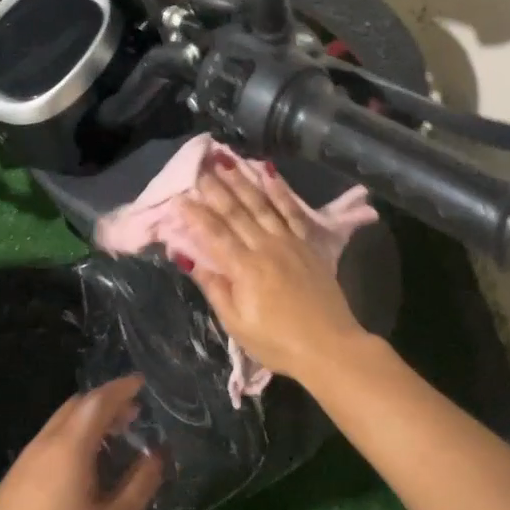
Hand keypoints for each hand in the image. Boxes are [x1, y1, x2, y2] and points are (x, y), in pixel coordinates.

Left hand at [0, 375, 162, 509]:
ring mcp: (20, 464)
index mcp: (67, 447)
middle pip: (74, 408)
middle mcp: (41, 445)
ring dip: (84, 424)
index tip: (141, 382)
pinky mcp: (9, 484)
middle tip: (132, 415)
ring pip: (56, 426)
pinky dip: (67, 441)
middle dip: (104, 404)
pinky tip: (78, 470)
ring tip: (109, 442)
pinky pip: (43, 446)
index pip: (97, 401)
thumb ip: (139, 487)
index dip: (120, 388)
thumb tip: (158, 455)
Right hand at [183, 159, 372, 383]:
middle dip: (215, 188)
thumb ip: (215, 287)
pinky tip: (269, 174)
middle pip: (236, 212)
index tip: (178, 196)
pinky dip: (280, 191)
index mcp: (245, 269)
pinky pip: (292, 210)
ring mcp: (289, 242)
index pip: (214, 234)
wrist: (330, 348)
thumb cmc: (278, 342)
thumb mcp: (238, 324)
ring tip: (226, 162)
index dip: (194, 214)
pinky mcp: (307, 244)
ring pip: (261, 204)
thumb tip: (188, 258)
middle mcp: (265, 247)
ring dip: (242, 181)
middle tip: (199, 166)